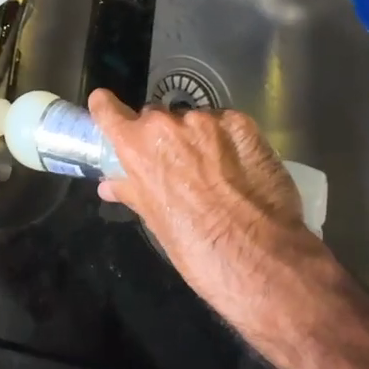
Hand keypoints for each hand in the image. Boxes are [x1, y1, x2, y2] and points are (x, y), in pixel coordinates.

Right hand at [89, 89, 323, 301]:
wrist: (262, 261)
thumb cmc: (197, 250)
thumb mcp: (156, 222)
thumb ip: (132, 191)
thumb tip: (109, 185)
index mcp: (137, 146)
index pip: (105, 107)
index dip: (108, 111)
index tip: (114, 119)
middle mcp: (166, 124)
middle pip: (155, 117)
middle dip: (163, 137)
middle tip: (180, 167)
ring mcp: (206, 119)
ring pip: (193, 121)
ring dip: (199, 139)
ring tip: (218, 173)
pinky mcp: (242, 123)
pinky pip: (226, 124)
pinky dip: (229, 141)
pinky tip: (242, 169)